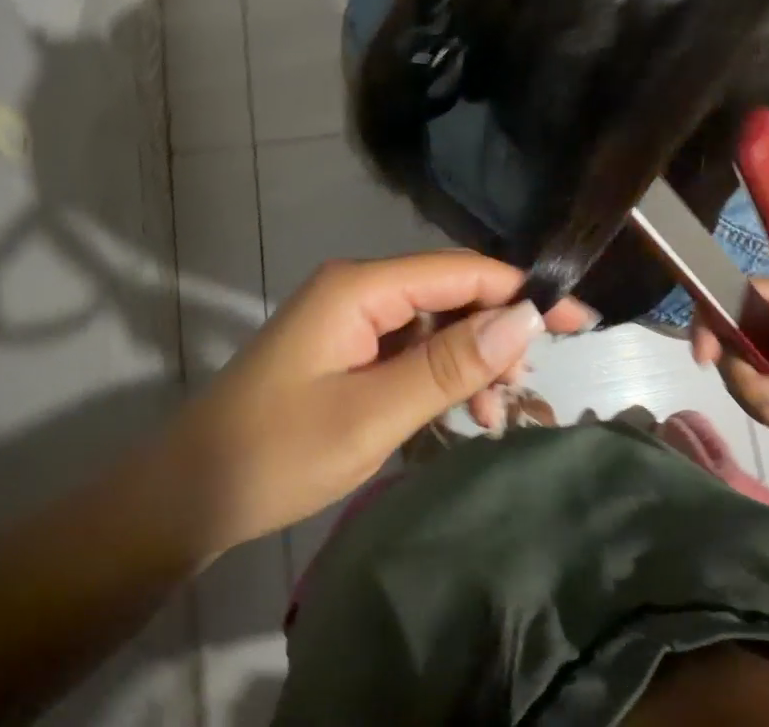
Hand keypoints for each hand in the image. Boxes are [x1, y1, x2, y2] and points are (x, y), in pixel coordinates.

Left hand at [180, 252, 592, 554]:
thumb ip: (450, 365)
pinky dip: (443, 380)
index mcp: (360, 288)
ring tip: (498, 416)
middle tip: (532, 388)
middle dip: (499, 335)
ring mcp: (351, 322)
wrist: (188, 497)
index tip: (580, 323)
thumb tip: (527, 319)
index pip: (462, 271)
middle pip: (452, 294)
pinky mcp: (347, 353)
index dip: (523, 292)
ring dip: (473, 364)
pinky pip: (412, 352)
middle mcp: (359, 290)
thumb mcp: (373, 414)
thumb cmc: (276, 453)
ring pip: (436, 326)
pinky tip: (464, 416)